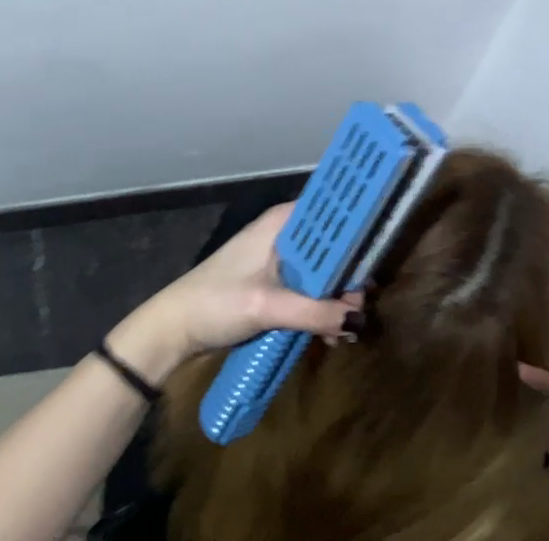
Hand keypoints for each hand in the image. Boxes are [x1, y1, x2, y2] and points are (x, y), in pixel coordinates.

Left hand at [110, 203, 362, 379]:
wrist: (174, 329)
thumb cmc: (216, 303)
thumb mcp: (267, 306)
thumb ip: (314, 311)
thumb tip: (358, 319)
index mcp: (281, 223)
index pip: (330, 213)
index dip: (355, 233)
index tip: (375, 260)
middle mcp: (284, 236)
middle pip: (331, 248)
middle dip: (348, 279)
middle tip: (358, 311)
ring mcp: (278, 262)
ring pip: (323, 273)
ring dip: (336, 301)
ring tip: (345, 332)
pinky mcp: (273, 286)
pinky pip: (309, 291)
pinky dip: (321, 310)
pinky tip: (330, 336)